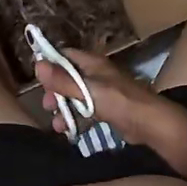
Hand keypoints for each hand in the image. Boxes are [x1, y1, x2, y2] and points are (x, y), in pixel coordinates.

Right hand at [34, 49, 186, 151]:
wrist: (150, 123)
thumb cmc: (119, 102)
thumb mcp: (87, 91)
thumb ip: (62, 80)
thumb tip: (37, 64)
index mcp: (93, 63)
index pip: (66, 55)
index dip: (50, 62)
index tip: (37, 77)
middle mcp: (96, 74)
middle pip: (68, 77)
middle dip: (55, 91)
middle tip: (46, 105)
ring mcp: (102, 91)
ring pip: (75, 96)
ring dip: (63, 108)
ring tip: (56, 123)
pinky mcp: (107, 109)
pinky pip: (85, 110)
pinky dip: (75, 118)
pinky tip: (68, 130)